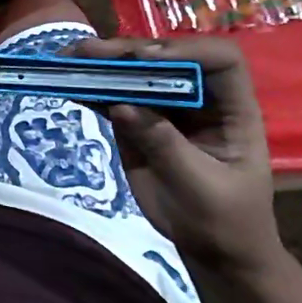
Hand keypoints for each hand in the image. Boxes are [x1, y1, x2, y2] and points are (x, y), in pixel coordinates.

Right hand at [68, 36, 283, 272]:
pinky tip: (69, 84)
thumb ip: (163, 144)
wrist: (214, 251)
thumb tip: (121, 106)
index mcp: (232, 108)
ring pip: (136, 73)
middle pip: (168, 58)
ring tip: (68, 58)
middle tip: (89, 52)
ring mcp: (167, 108)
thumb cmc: (223, 220)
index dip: (187, 51)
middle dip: (129, 51)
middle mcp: (200, 98)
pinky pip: (115, 97)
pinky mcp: (140, 122)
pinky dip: (93, 90)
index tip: (150, 60)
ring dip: (102, 63)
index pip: (220, 60)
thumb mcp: (198, 186)